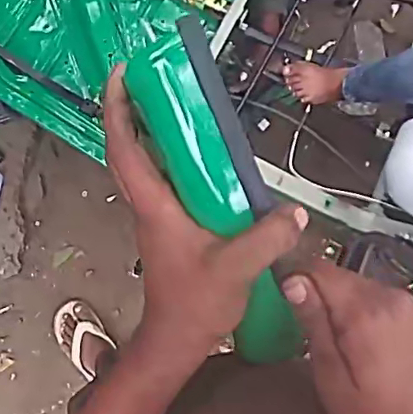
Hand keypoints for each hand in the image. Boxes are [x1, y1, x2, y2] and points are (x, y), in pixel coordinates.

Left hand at [103, 65, 305, 354]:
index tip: (121, 73)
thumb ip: (265, 238)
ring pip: (140, 165)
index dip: (118, 109)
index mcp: (154, 207)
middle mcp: (148, 205)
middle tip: (145, 79)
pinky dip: (169, 158)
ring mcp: (155, 216)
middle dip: (127, 110)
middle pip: (125, 149)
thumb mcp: (236, 268)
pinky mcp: (168, 227)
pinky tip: (198, 154)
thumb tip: (294, 213)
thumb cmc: (195, 304)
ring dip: (145, 132)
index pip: (124, 149)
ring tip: (169, 103)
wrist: (177, 339)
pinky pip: (162, 182)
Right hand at [281, 263, 412, 413]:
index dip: (297, 278)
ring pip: (349, 279)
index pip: (318, 269)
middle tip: (308, 328)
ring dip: (334, 299)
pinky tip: (353, 332)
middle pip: (334, 273)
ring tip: (333, 334)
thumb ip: (313, 324)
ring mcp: (398, 296)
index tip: (287, 302)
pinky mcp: (405, 301)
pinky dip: (353, 303)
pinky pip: (365, 289)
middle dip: (315, 293)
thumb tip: (293, 281)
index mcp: (362, 312)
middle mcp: (383, 294)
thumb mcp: (331, 376)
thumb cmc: (369, 410)